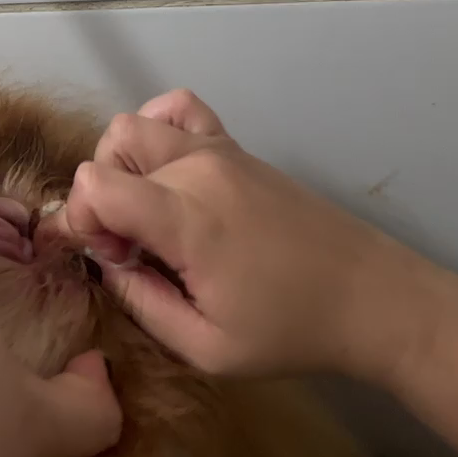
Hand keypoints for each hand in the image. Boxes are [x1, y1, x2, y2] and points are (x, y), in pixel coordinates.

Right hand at [64, 90, 442, 383]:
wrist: (375, 299)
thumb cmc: (291, 330)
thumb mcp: (207, 348)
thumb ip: (141, 303)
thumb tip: (108, 263)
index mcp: (186, 219)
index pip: (94, 184)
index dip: (82, 220)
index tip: (114, 257)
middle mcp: (195, 169)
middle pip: (106, 157)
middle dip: (101, 204)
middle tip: (135, 246)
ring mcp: (216, 149)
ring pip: (129, 127)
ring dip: (120, 166)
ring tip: (148, 208)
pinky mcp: (234, 145)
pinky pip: (177, 107)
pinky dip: (157, 126)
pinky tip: (168, 167)